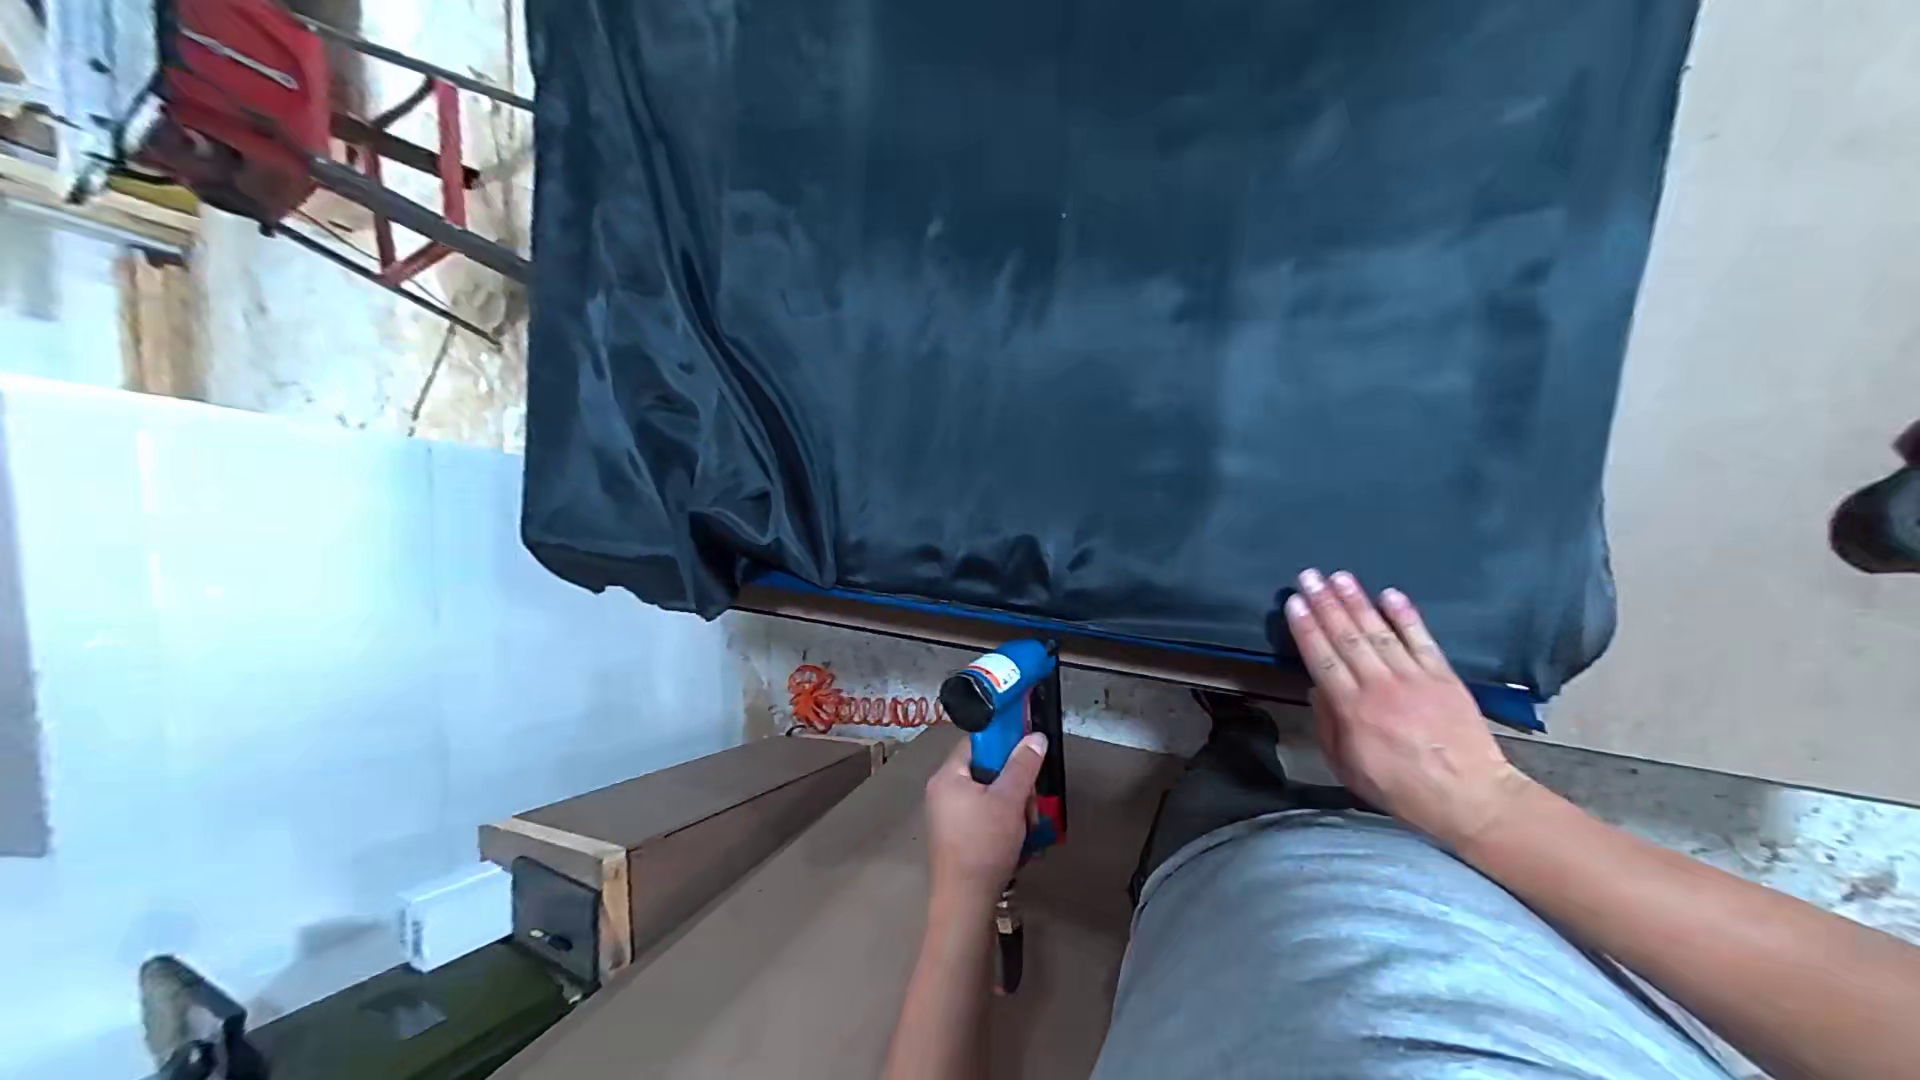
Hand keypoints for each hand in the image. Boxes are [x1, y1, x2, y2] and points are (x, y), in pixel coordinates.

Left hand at [923, 730, 1047, 905]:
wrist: (965, 903)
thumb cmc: (984, 844)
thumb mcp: (1009, 800)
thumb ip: (1023, 765)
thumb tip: (1035, 736)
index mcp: (947, 776)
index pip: (976, 743)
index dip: (1003, 745)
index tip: (1027, 756)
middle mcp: (942, 792)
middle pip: (985, 771)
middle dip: (1014, 785)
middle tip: (1030, 803)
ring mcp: (947, 817)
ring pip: (988, 796)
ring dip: (1013, 806)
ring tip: (1027, 827)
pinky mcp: (956, 838)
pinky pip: (983, 816)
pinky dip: (1002, 823)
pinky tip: (1018, 840)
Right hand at [1284, 568, 1534, 847]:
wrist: (1472, 799)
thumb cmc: (1399, 787)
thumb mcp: (1346, 766)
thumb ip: (1326, 725)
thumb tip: (1316, 689)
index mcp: (1352, 710)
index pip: (1322, 659)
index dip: (1306, 628)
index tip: (1295, 602)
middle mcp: (1380, 686)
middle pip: (1347, 637)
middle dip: (1325, 604)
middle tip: (1309, 576)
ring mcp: (1414, 679)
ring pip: (1379, 632)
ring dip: (1357, 601)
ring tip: (1340, 576)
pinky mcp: (1444, 677)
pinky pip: (1422, 640)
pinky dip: (1406, 616)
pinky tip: (1390, 594)